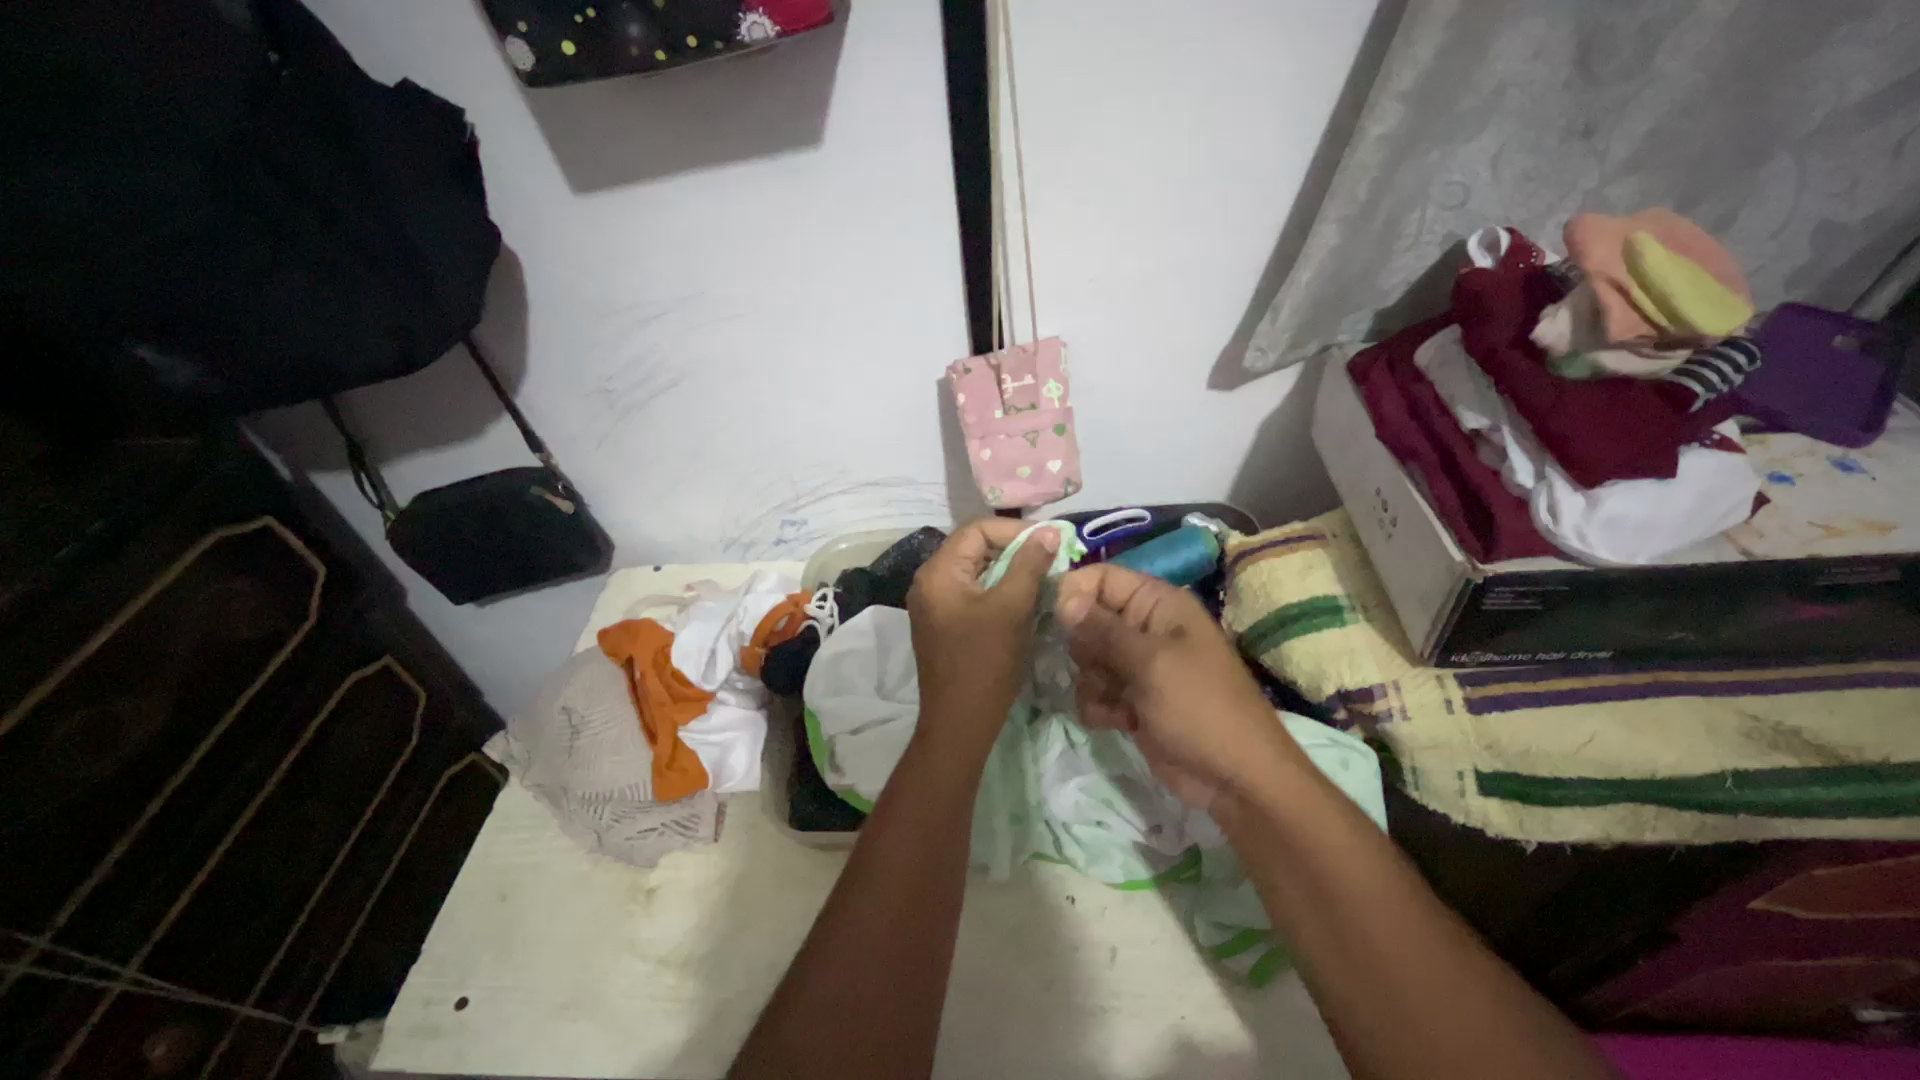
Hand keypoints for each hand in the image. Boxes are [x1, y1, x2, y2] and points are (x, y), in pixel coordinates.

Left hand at [906, 519, 1059, 755]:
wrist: (959, 722)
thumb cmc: (985, 662)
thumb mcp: (1012, 608)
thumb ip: (1029, 564)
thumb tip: (1049, 532)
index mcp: (938, 572)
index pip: (976, 529)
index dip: (1015, 530)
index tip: (1050, 542)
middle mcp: (928, 581)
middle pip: (973, 547)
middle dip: (1013, 548)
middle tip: (1049, 559)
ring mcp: (932, 604)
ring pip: (974, 570)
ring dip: (1008, 570)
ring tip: (1041, 578)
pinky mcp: (942, 623)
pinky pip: (970, 592)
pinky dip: (996, 589)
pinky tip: (1021, 600)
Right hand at [1056, 563, 1304, 809]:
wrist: (1234, 777)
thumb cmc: (1200, 707)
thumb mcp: (1151, 663)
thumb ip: (1103, 629)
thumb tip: (1062, 597)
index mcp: (1158, 604)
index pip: (1100, 578)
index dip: (1075, 595)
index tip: (1058, 624)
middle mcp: (1145, 628)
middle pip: (1087, 620)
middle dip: (1083, 648)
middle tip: (1100, 668)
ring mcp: (1138, 666)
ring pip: (1086, 660)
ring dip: (1091, 682)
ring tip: (1116, 701)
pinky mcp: (1131, 700)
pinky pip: (1095, 692)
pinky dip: (1100, 706)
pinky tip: (1119, 722)